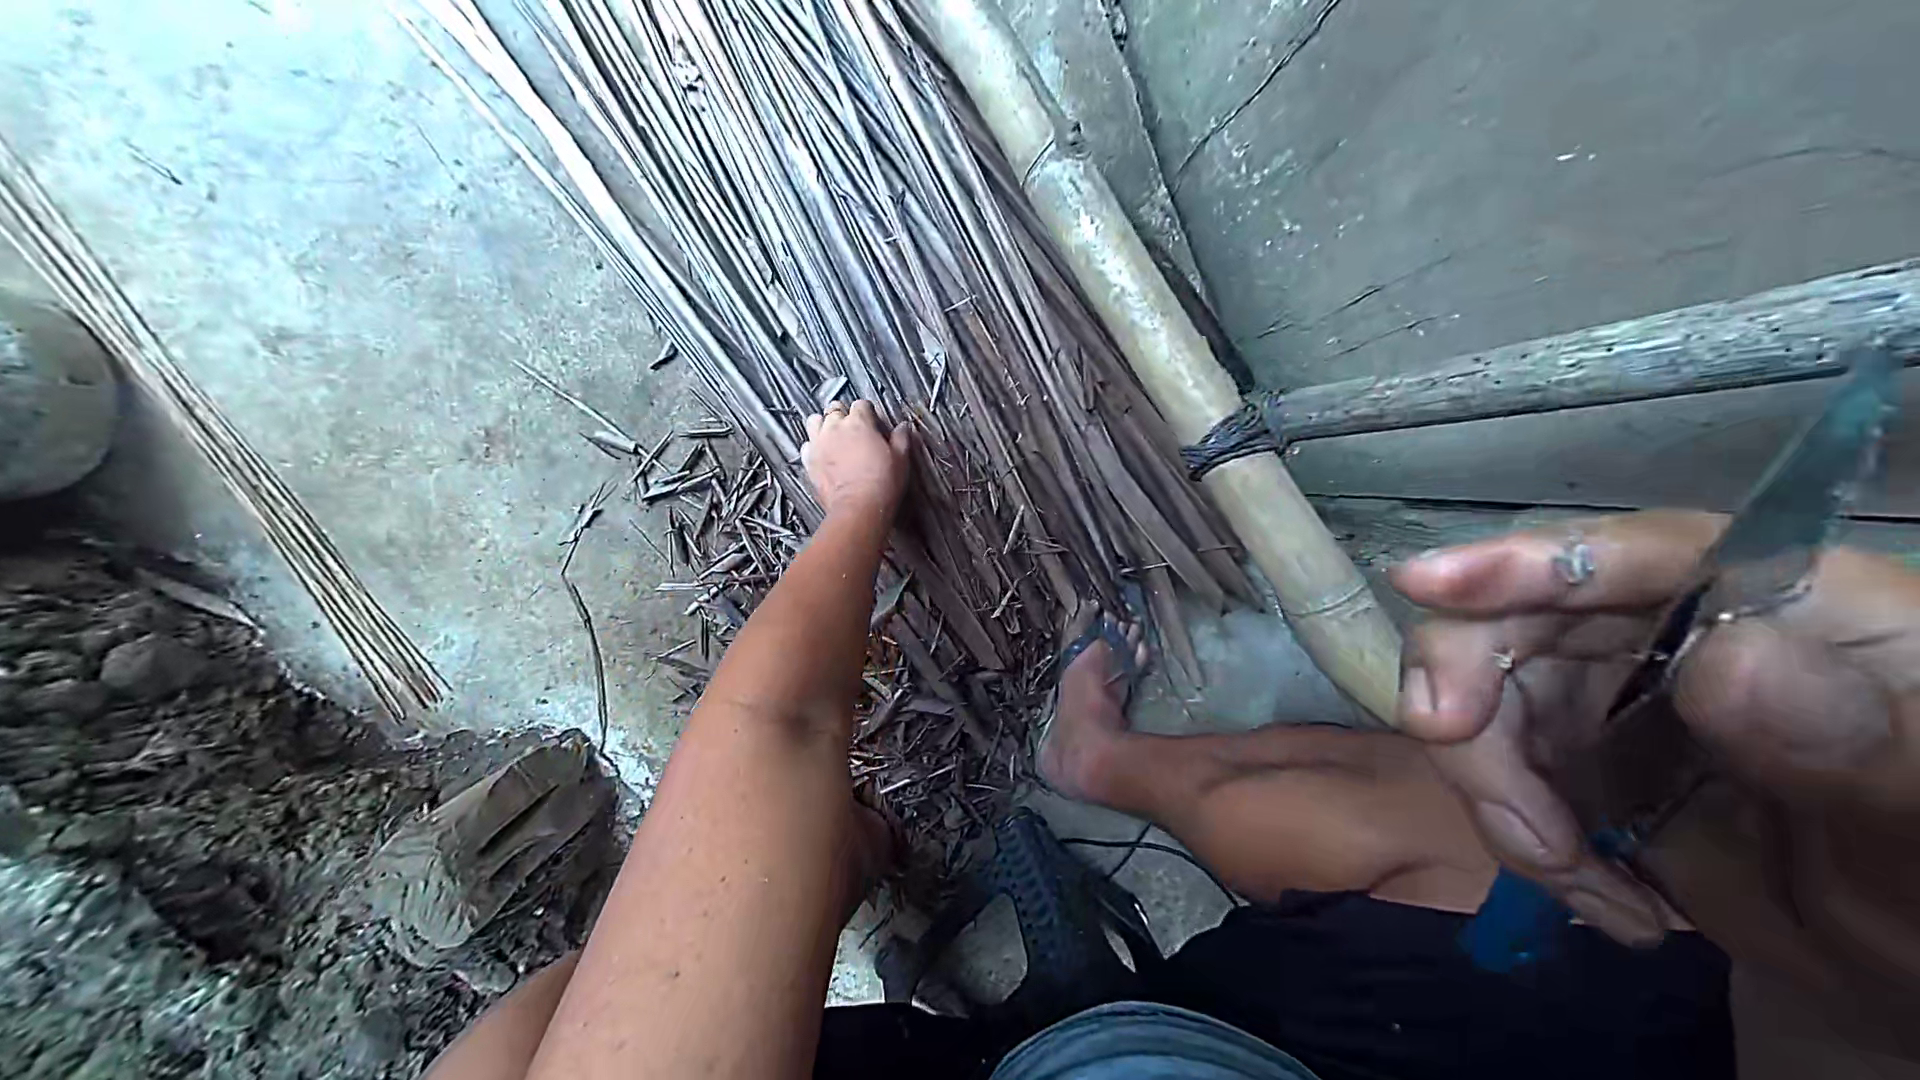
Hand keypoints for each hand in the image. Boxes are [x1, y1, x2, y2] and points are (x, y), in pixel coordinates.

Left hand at [801, 400, 912, 518]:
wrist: (859, 508)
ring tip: (833, 434)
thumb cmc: (880, 485)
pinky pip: (806, 445)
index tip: (872, 420)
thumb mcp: (901, 458)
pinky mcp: (809, 461)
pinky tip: (822, 452)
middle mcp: (835, 428)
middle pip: (835, 408)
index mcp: (859, 423)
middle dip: (843, 414)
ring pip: (814, 421)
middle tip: (853, 426)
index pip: (861, 404)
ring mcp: (819, 444)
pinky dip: (813, 446)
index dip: (868, 411)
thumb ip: (901, 438)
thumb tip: (904, 427)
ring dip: (823, 424)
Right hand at [1391, 512, 1919, 1001]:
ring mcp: (1594, 688)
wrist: (1912, 956)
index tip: (1422, 582)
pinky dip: (1514, 829)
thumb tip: (1725, 660)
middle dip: (1460, 680)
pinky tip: (1593, 890)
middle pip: (1508, 622)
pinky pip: (1485, 766)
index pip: (1629, 556)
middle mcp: (1654, 628)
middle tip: (1443, 735)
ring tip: (1570, 873)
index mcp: (1765, 603)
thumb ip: (1857, 739)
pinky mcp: (1556, 745)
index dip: (1519, 561)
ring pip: (1473, 698)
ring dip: (1490, 783)